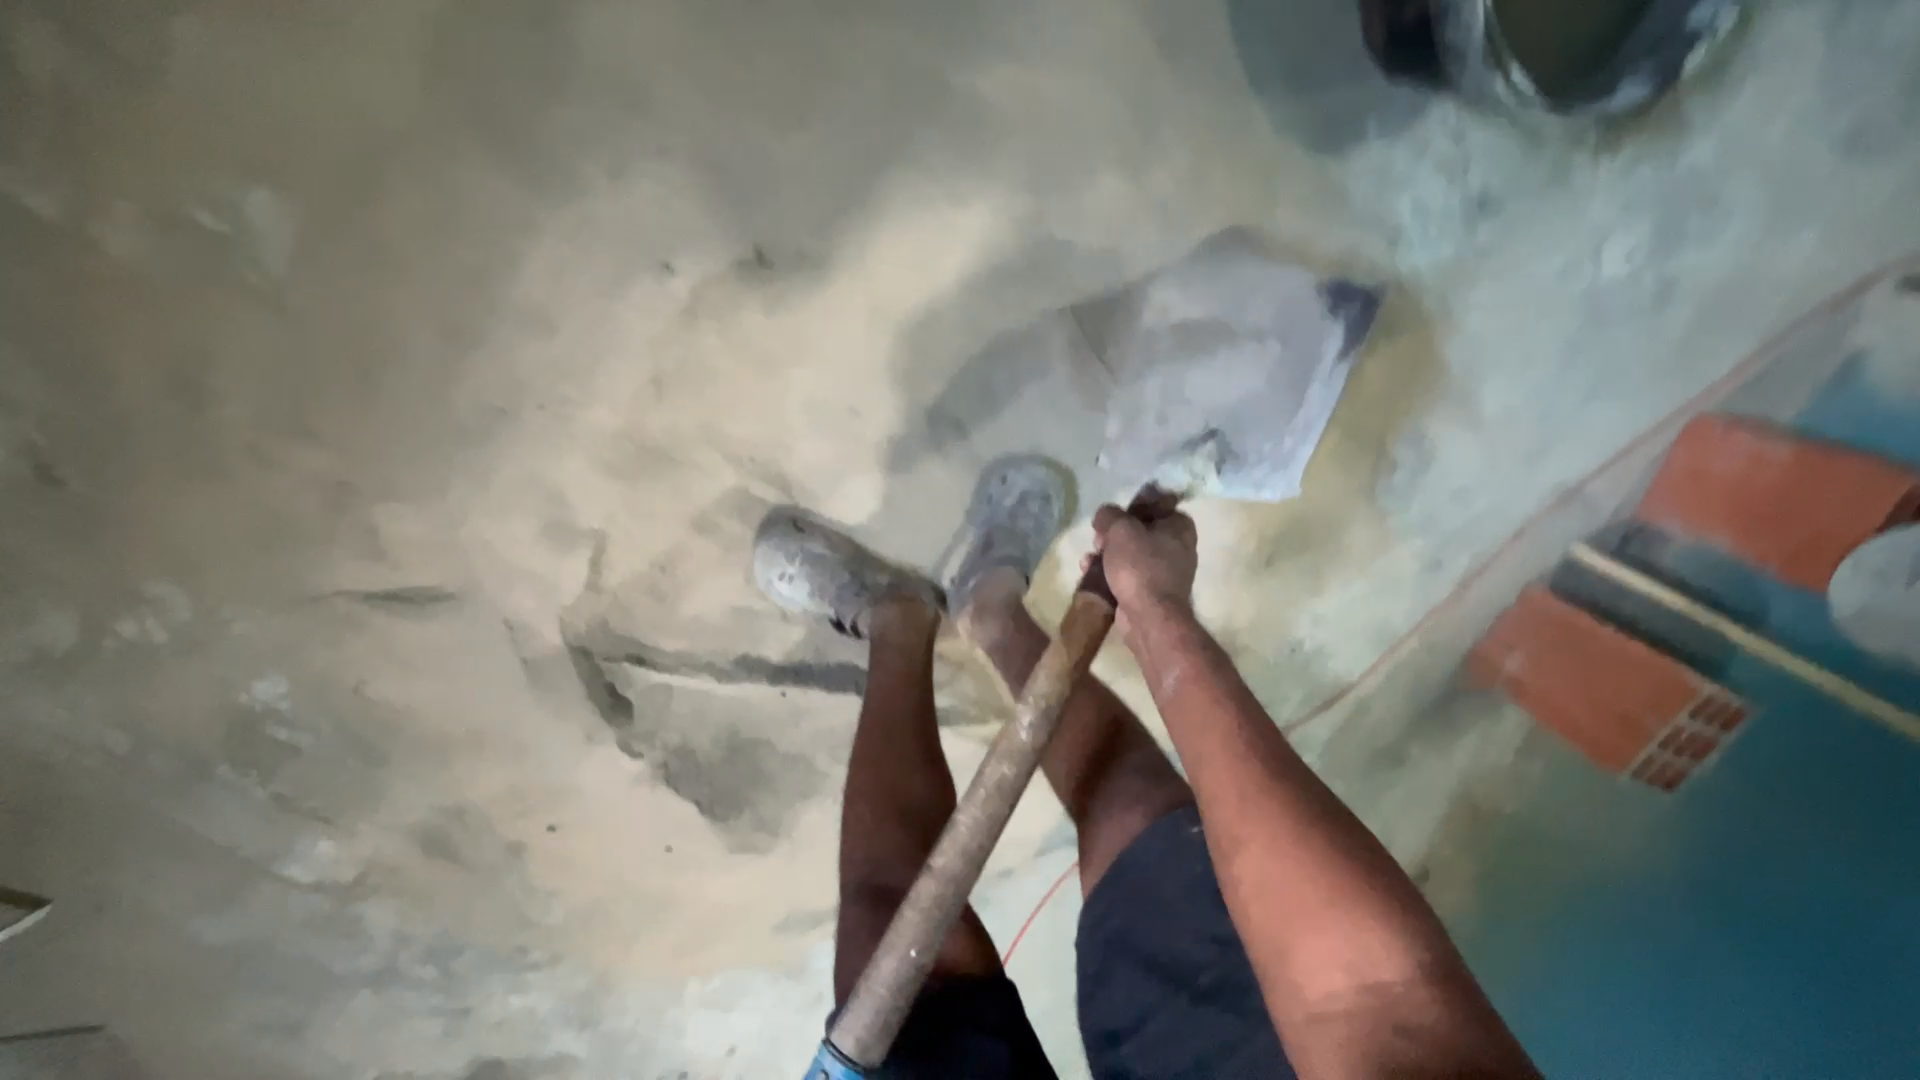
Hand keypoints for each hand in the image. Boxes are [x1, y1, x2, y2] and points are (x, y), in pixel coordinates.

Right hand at [1088, 503, 1197, 639]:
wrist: (1149, 617)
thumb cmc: (1139, 565)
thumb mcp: (1120, 529)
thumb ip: (1109, 514)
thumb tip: (1104, 515)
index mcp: (1179, 525)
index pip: (1153, 505)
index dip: (1128, 508)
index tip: (1110, 517)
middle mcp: (1177, 546)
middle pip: (1138, 531)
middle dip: (1112, 535)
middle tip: (1098, 541)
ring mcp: (1165, 572)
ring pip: (1130, 554)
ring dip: (1106, 554)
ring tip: (1089, 559)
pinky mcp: (1151, 592)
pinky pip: (1127, 574)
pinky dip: (1110, 573)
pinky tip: (1090, 573)